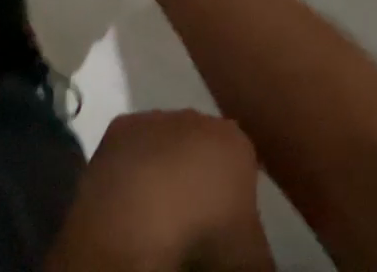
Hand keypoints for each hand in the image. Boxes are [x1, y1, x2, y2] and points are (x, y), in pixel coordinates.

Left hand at [46, 111, 273, 270]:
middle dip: (199, 174)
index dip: (236, 192)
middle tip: (194, 216)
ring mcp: (152, 119)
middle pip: (203, 147)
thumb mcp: (254, 258)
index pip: (243, 162)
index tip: (228, 220)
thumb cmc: (204, 235)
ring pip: (165, 144)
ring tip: (158, 212)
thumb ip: (260, 250)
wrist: (135, 222)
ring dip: (163, 168)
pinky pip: (132, 150)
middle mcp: (196, 119)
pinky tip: (131, 200)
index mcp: (235, 143)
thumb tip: (252, 251)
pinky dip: (133, 169)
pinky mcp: (117, 128)